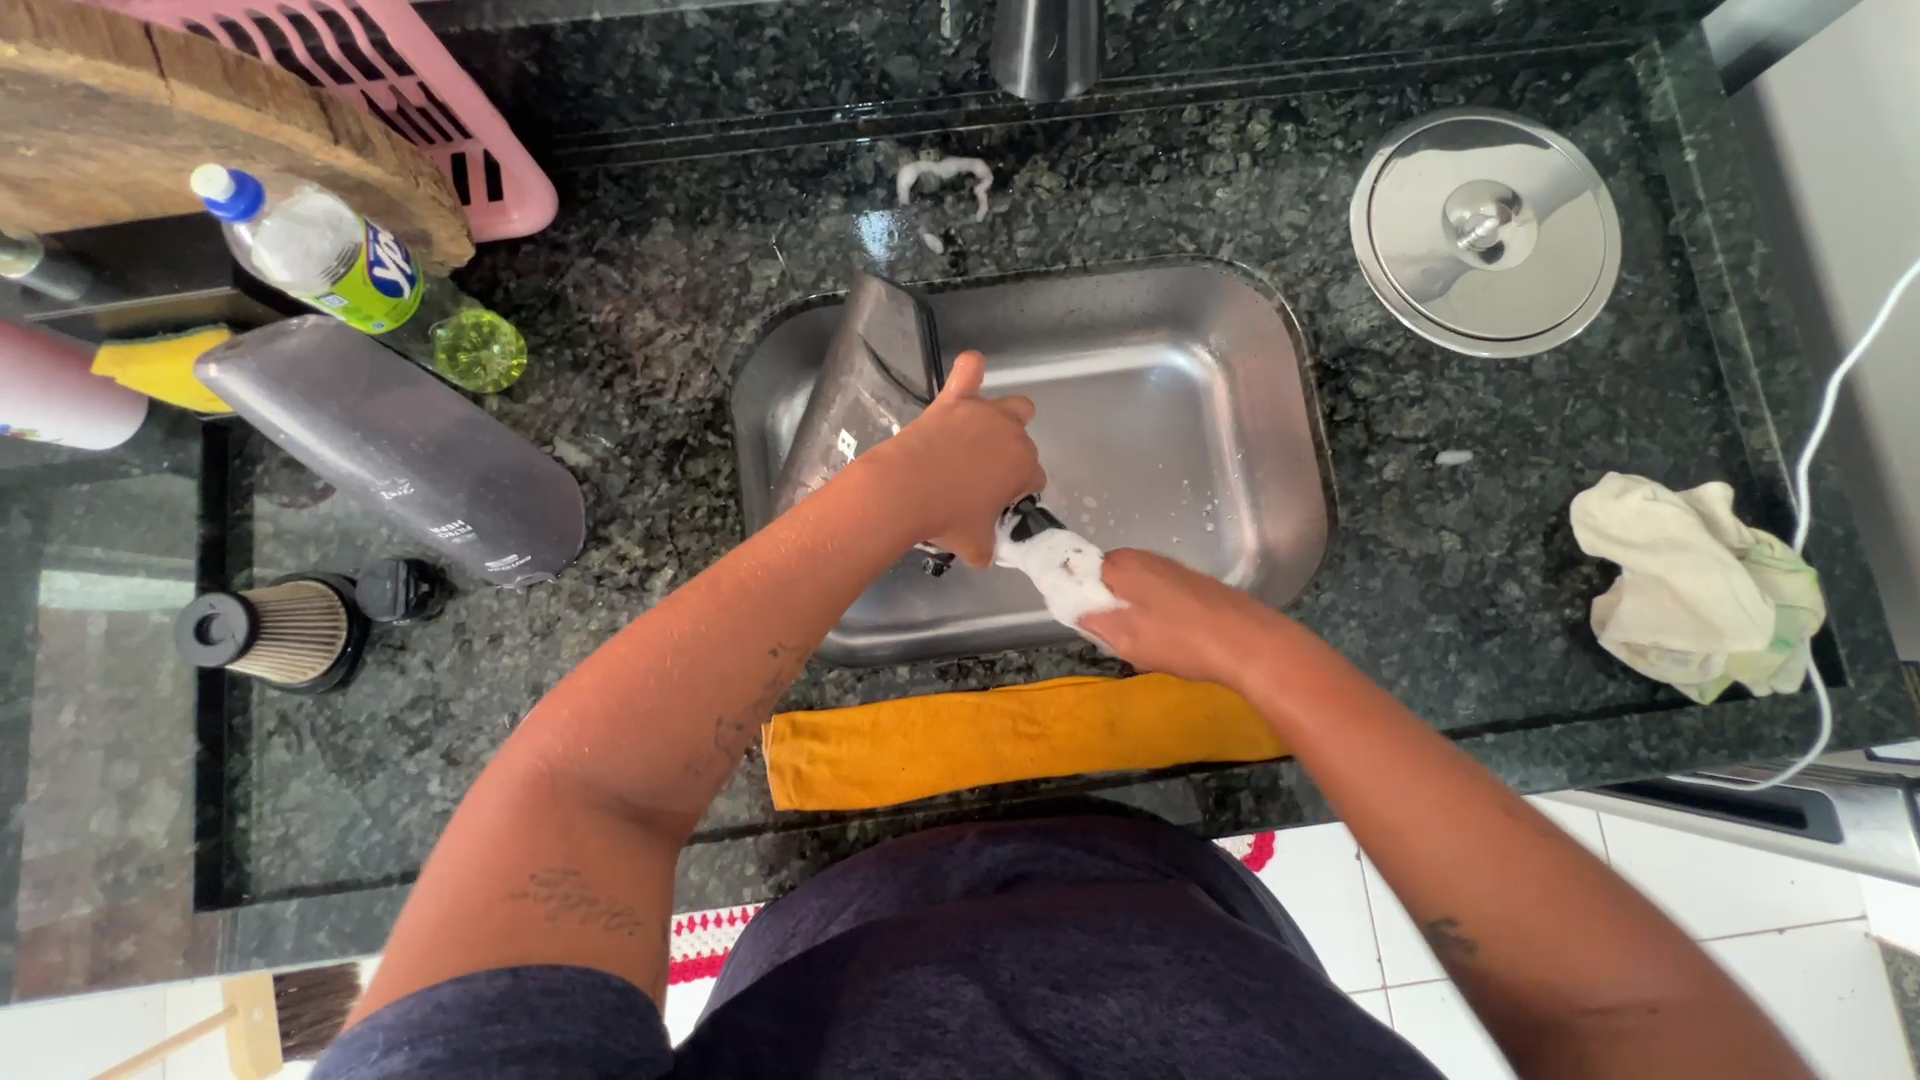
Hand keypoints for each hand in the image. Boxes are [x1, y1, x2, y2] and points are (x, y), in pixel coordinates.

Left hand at [857, 350, 1045, 565]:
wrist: (903, 491)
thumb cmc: (944, 518)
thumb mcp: (975, 544)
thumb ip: (987, 547)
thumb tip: (985, 554)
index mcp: (1023, 468)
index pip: (1035, 479)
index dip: (1018, 493)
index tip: (998, 504)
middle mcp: (1011, 435)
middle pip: (1026, 443)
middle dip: (1012, 459)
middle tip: (984, 479)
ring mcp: (983, 413)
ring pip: (1015, 406)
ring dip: (1007, 419)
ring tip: (984, 438)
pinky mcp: (954, 400)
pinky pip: (970, 370)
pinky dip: (972, 372)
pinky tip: (970, 378)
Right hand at [1079, 549, 1282, 687]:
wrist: (1248, 643)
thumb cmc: (1179, 639)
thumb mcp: (1124, 638)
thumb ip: (1091, 620)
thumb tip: (1075, 607)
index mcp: (1121, 564)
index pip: (1080, 574)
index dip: (1079, 601)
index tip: (1088, 628)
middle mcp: (1144, 558)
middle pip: (1109, 585)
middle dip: (1109, 612)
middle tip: (1118, 644)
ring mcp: (1172, 571)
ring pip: (1136, 595)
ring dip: (1134, 620)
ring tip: (1148, 649)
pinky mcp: (1193, 586)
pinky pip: (1160, 601)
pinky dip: (1158, 621)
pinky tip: (1173, 645)